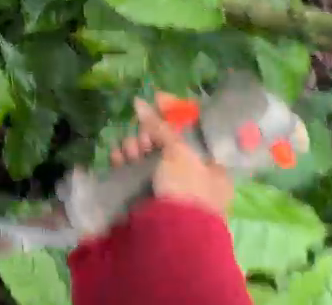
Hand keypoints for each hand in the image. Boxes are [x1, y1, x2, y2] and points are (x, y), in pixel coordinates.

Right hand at [108, 94, 234, 217]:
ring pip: (146, 155)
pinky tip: (119, 157)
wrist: (174, 232)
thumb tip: (139, 101)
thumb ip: (160, 126)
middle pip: (165, 143)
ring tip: (129, 150)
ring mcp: (168, 186)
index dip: (174, 116)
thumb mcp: (180, 152)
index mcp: (212, 168)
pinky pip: (133, 169)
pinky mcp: (146, 194)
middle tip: (142, 136)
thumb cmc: (188, 188)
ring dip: (134, 146)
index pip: (193, 134)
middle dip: (148, 134)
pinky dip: (125, 161)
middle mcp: (192, 176)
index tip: (156, 99)